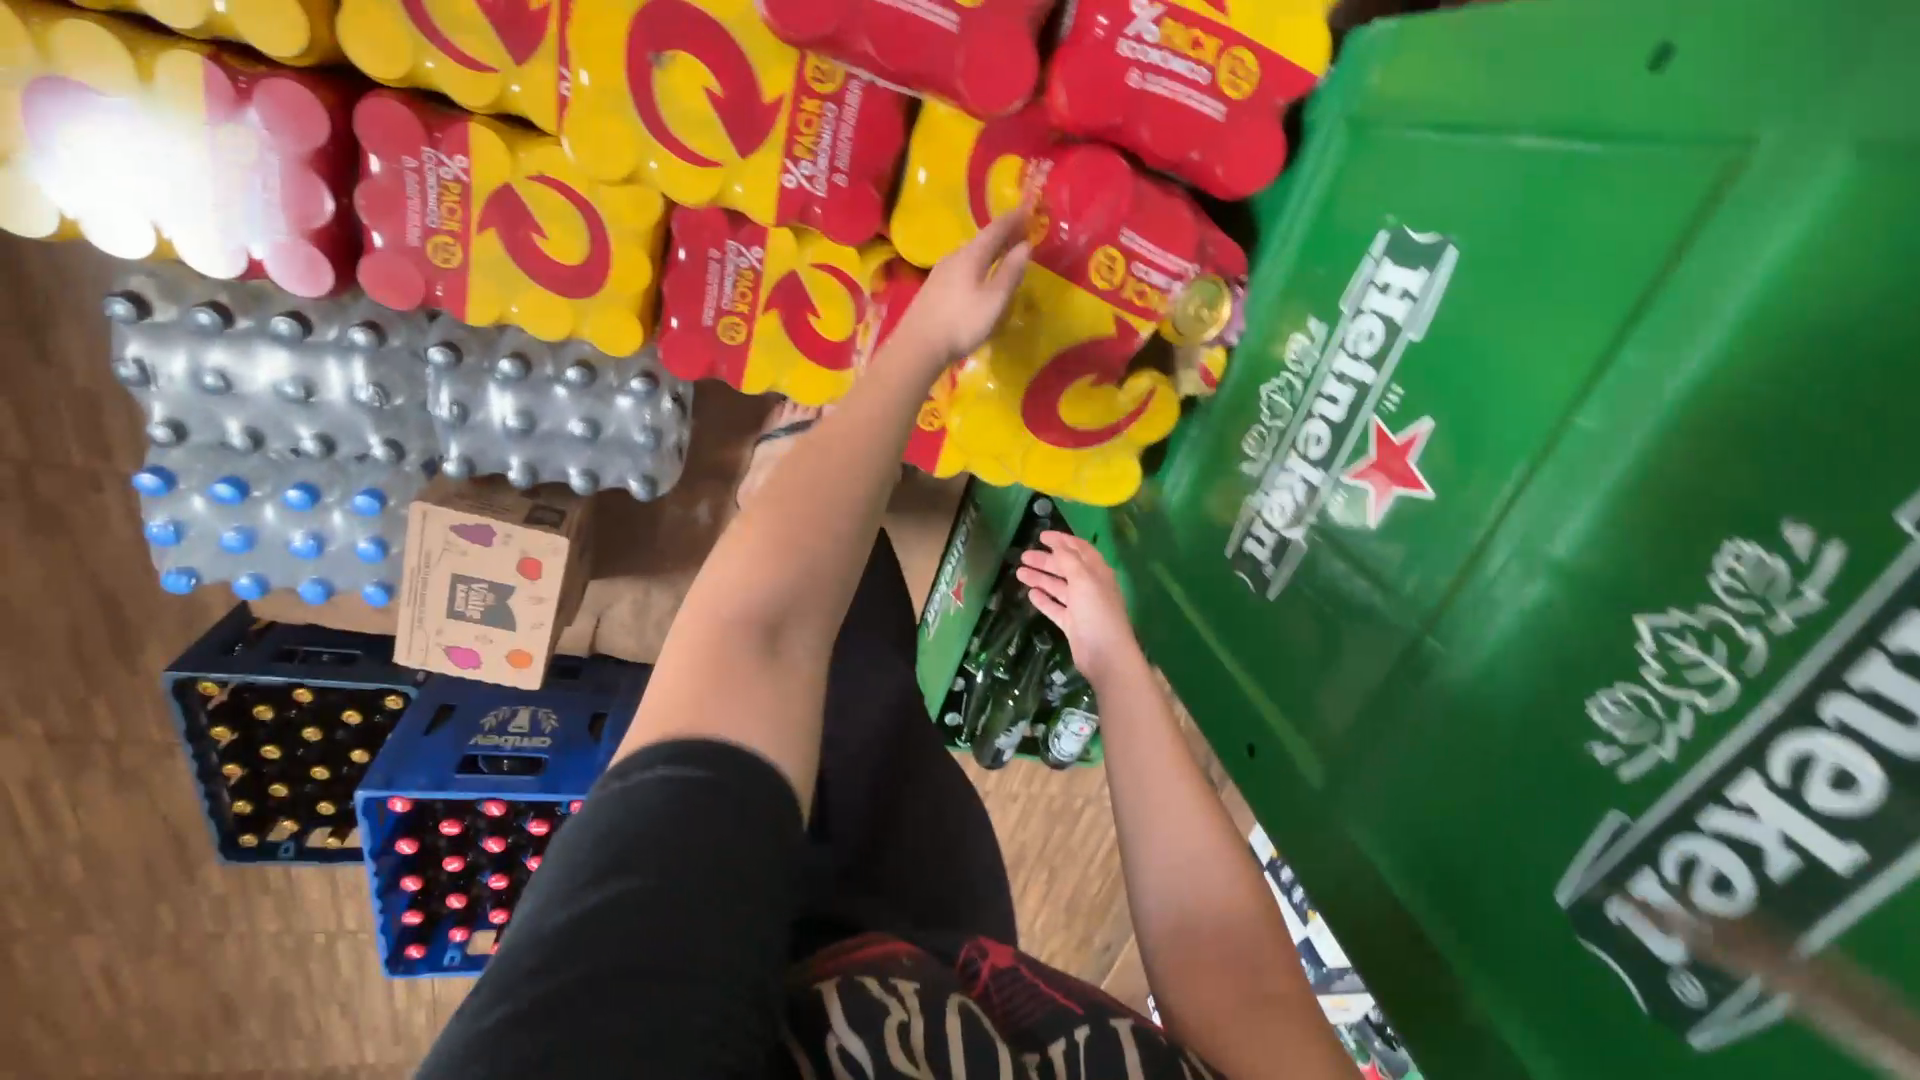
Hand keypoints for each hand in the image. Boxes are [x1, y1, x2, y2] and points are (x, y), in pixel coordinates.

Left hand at [895, 199, 1032, 375]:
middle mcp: (953, 257)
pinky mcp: (933, 289)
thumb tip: (1025, 246)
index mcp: (971, 255)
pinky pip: (961, 267)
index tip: (1029, 212)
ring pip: (970, 254)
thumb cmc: (961, 323)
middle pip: (981, 240)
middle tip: (1021, 233)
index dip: (1014, 220)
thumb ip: (1010, 272)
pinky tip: (979, 275)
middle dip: (1002, 235)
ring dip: (989, 251)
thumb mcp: (994, 300)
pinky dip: (977, 264)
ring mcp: (940, 272)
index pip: (995, 229)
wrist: (918, 346)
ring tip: (1003, 253)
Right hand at [1016, 531, 1143, 686]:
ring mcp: (1081, 606)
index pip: (1080, 549)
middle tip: (1024, 556)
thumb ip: (1069, 560)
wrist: (1105, 654)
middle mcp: (1090, 587)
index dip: (1062, 541)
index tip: (1042, 535)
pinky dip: (1044, 600)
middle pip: (1065, 568)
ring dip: (1040, 578)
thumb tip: (1057, 545)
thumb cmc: (1096, 612)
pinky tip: (1031, 594)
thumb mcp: (1084, 579)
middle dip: (1046, 560)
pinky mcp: (1072, 624)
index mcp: (1097, 572)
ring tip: (1020, 573)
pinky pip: (1055, 607)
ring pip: (1058, 587)